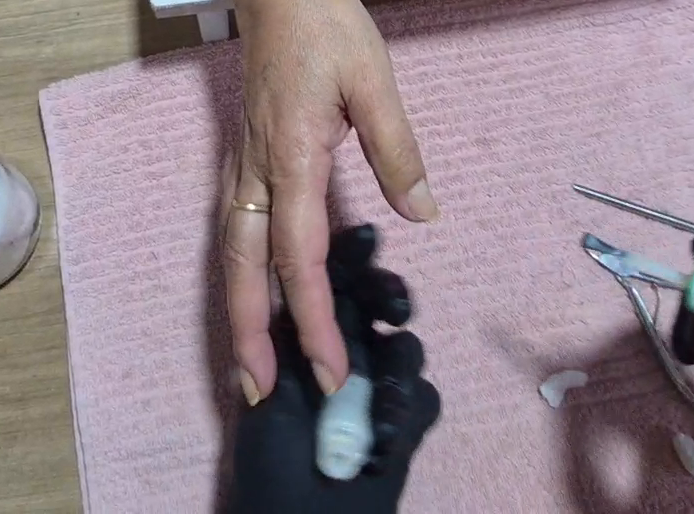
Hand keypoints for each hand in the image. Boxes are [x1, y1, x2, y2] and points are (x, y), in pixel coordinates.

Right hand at [226, 0, 435, 405]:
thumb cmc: (325, 26)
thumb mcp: (374, 81)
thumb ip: (396, 150)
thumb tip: (423, 213)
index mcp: (292, 155)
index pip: (297, 253)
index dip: (310, 315)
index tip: (329, 365)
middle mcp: (257, 167)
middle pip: (241, 264)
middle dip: (249, 330)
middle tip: (260, 391)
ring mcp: (242, 160)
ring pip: (229, 248)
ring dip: (237, 305)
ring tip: (248, 357)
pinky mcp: (242, 152)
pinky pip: (232, 223)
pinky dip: (238, 268)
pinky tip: (251, 283)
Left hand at [230, 225, 440, 513]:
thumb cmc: (270, 457)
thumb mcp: (270, 389)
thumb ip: (293, 338)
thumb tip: (304, 276)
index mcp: (310, 327)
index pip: (335, 276)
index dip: (352, 254)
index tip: (365, 237)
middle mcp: (349, 343)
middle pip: (381, 300)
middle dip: (390, 297)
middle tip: (393, 306)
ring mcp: (381, 379)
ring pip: (405, 347)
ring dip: (396, 369)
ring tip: (382, 401)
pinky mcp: (408, 417)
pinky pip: (424, 398)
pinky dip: (406, 414)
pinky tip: (383, 441)